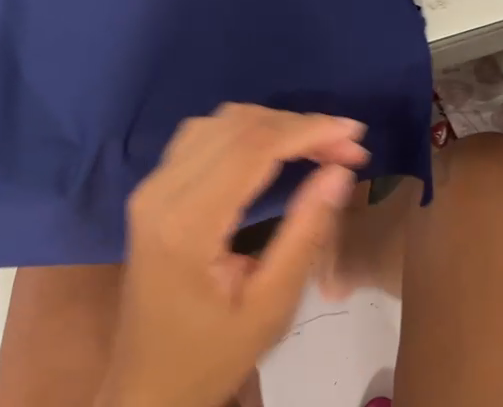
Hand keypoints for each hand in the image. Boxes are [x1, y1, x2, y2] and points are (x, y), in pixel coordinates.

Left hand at [96, 105, 368, 406]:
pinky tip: (274, 149)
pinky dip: (244, 131)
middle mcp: (162, 191)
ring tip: (318, 146)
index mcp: (188, 223)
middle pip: (237, 125)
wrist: (147, 385)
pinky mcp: (151, 189)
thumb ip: (305, 234)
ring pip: (218, 122)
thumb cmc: (212, 355)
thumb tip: (339, 171)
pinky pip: (201, 136)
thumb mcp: (270, 308)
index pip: (253, 146)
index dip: (308, 130)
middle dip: (298, 125)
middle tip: (346, 147)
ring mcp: (151, 186)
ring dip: (272, 124)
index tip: (355, 136)